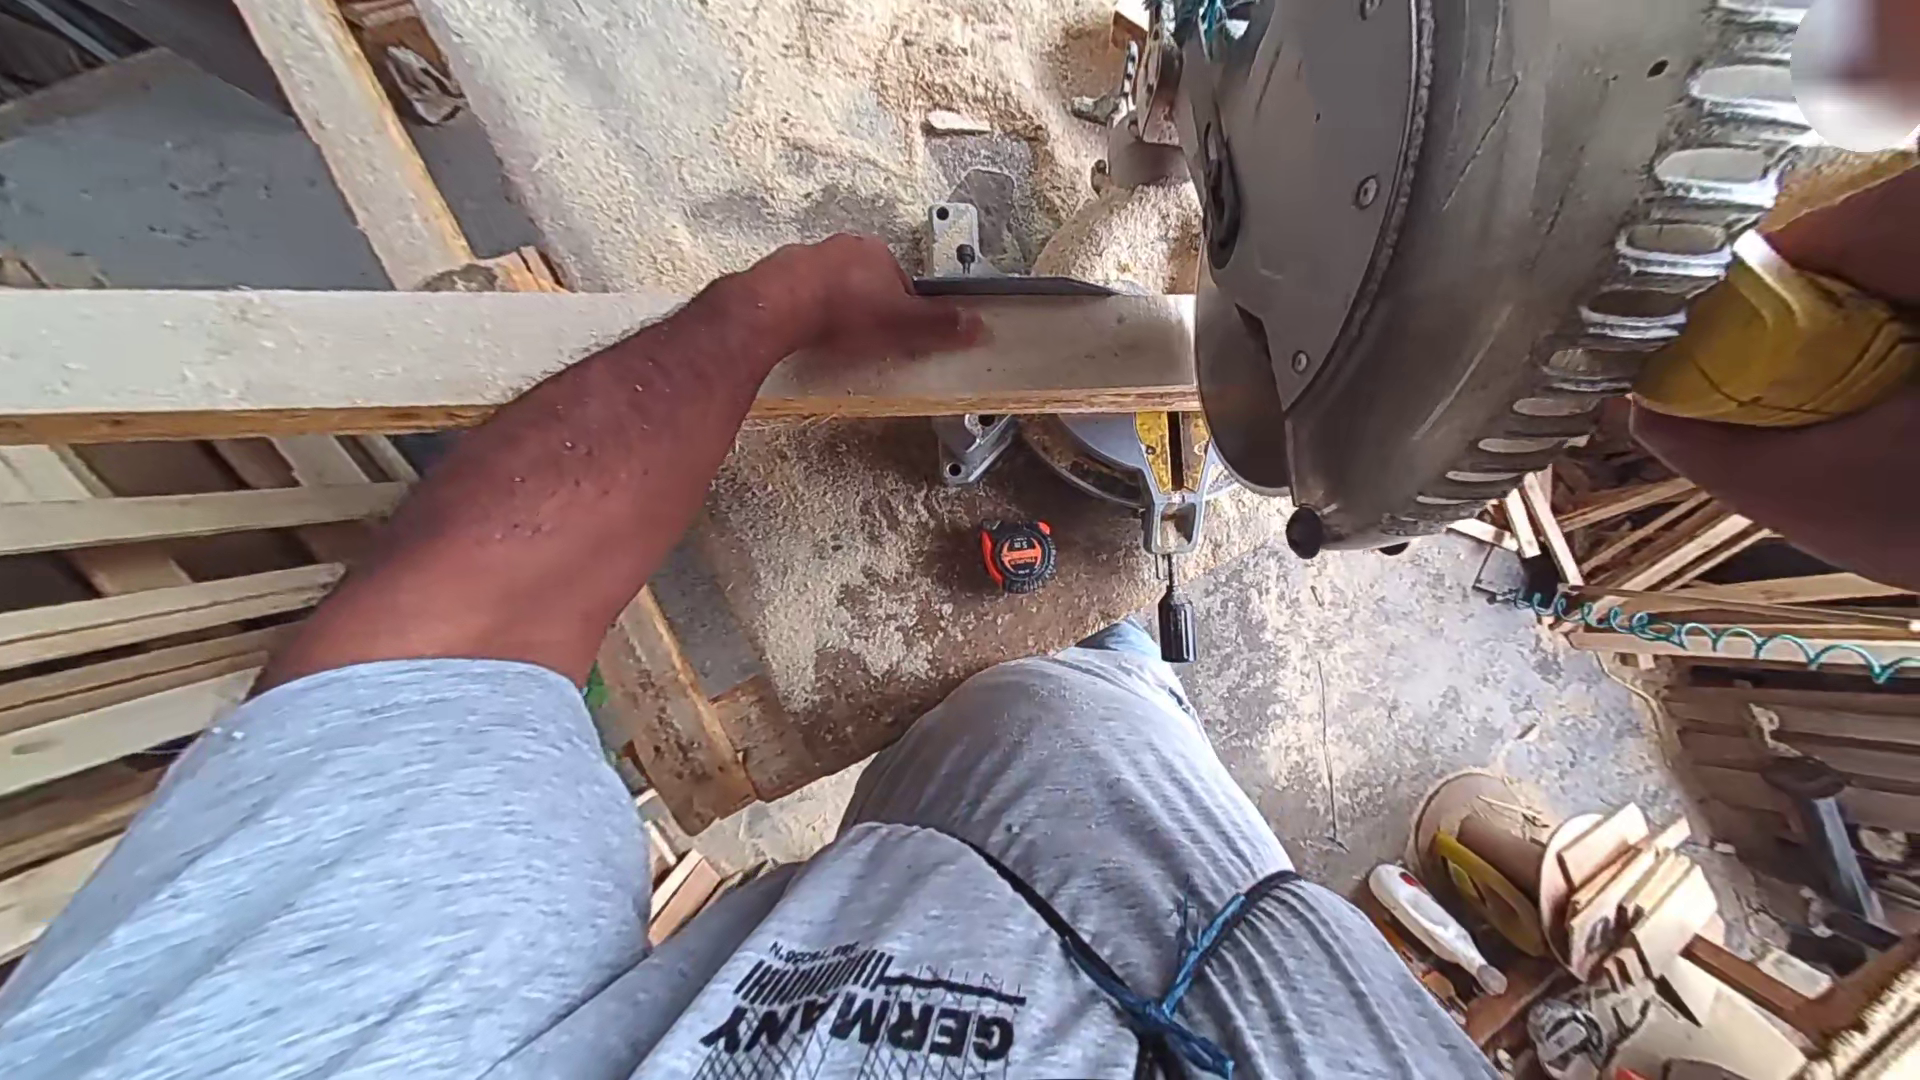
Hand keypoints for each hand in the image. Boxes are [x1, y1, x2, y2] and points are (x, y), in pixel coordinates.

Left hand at [745, 234, 985, 359]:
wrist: (782, 307)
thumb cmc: (845, 312)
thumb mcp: (902, 324)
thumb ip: (939, 326)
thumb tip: (979, 326)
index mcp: (877, 253)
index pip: (902, 283)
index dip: (903, 312)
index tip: (897, 334)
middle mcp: (844, 247)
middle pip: (868, 283)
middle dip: (870, 309)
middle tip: (867, 340)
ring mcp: (810, 257)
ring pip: (836, 287)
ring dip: (840, 309)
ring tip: (837, 338)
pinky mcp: (783, 274)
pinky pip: (806, 294)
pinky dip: (812, 310)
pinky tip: (811, 331)